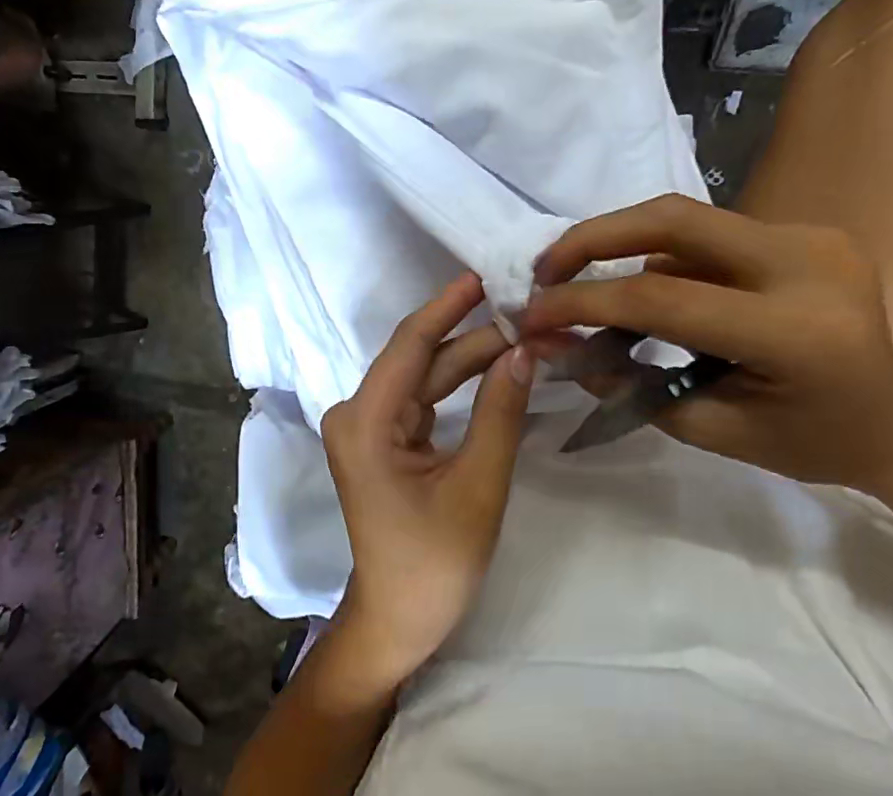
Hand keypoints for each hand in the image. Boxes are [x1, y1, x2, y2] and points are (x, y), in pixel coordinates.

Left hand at [321, 273, 534, 688]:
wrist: (399, 620)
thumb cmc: (434, 563)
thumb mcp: (478, 485)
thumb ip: (499, 412)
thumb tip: (526, 348)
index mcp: (364, 422)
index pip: (410, 345)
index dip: (449, 305)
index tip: (487, 274)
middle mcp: (357, 413)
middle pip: (422, 358)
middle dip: (478, 335)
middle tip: (535, 314)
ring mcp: (369, 425)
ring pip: (426, 376)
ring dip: (475, 357)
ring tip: (530, 334)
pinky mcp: (385, 437)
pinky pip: (425, 398)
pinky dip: (462, 383)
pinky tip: (501, 365)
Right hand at [521, 194, 892, 500]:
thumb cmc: (809, 442)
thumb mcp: (709, 430)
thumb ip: (626, 382)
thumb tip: (551, 343)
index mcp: (795, 332)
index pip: (662, 299)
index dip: (584, 302)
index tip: (531, 316)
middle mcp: (808, 265)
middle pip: (672, 220)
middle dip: (593, 238)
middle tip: (545, 270)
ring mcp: (811, 237)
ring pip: (683, 220)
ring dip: (619, 244)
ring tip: (578, 278)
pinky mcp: (803, 230)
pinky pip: (707, 233)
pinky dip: (657, 253)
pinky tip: (641, 285)